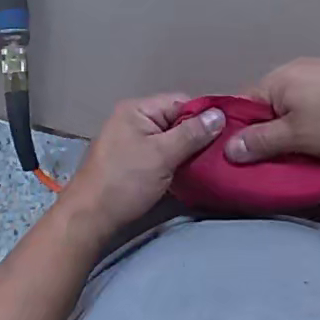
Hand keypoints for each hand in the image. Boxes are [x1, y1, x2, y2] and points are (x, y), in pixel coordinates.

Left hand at [58, 94, 225, 230]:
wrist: (90, 217)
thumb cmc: (125, 181)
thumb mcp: (162, 155)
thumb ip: (191, 134)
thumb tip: (219, 114)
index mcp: (138, 109)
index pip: (181, 102)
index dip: (205, 115)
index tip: (229, 132)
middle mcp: (134, 120)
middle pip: (177, 120)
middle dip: (199, 135)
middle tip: (224, 151)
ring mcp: (132, 141)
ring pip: (171, 140)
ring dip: (189, 151)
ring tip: (214, 162)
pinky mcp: (134, 162)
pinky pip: (162, 154)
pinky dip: (176, 162)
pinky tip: (194, 172)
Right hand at [225, 58, 319, 163]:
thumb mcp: (298, 137)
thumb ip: (261, 142)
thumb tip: (228, 148)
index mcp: (275, 80)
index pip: (239, 107)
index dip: (235, 134)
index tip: (237, 160)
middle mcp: (290, 71)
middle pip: (264, 108)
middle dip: (264, 136)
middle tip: (268, 164)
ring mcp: (315, 74)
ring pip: (287, 109)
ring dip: (288, 133)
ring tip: (296, 156)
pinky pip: (307, 106)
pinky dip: (307, 124)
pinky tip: (318, 141)